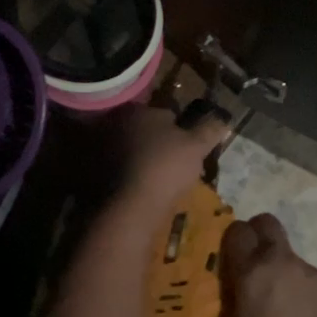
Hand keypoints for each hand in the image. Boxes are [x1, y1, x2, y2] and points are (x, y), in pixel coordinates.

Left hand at [112, 105, 227, 214]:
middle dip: (160, 144)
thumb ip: (209, 130)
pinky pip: (120, 170)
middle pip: (146, 131)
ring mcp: (101, 147)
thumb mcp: (196, 147)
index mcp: (137, 109)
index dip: (181, 130)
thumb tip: (223, 119)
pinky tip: (143, 191)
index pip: (165, 113)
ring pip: (132, 150)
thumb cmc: (164, 167)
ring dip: (145, 161)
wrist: (129, 206)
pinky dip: (131, 177)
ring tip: (162, 182)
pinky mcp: (93, 172)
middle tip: (177, 166)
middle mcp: (114, 122)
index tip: (191, 149)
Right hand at [199, 213, 316, 316]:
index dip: (230, 240)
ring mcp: (314, 274)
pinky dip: (302, 290)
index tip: (227, 260)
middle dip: (255, 235)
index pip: (237, 229)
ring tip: (280, 307)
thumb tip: (201, 312)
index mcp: (253, 272)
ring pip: (289, 255)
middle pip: (267, 223)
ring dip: (280, 270)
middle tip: (250, 266)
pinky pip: (311, 278)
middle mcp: (284, 262)